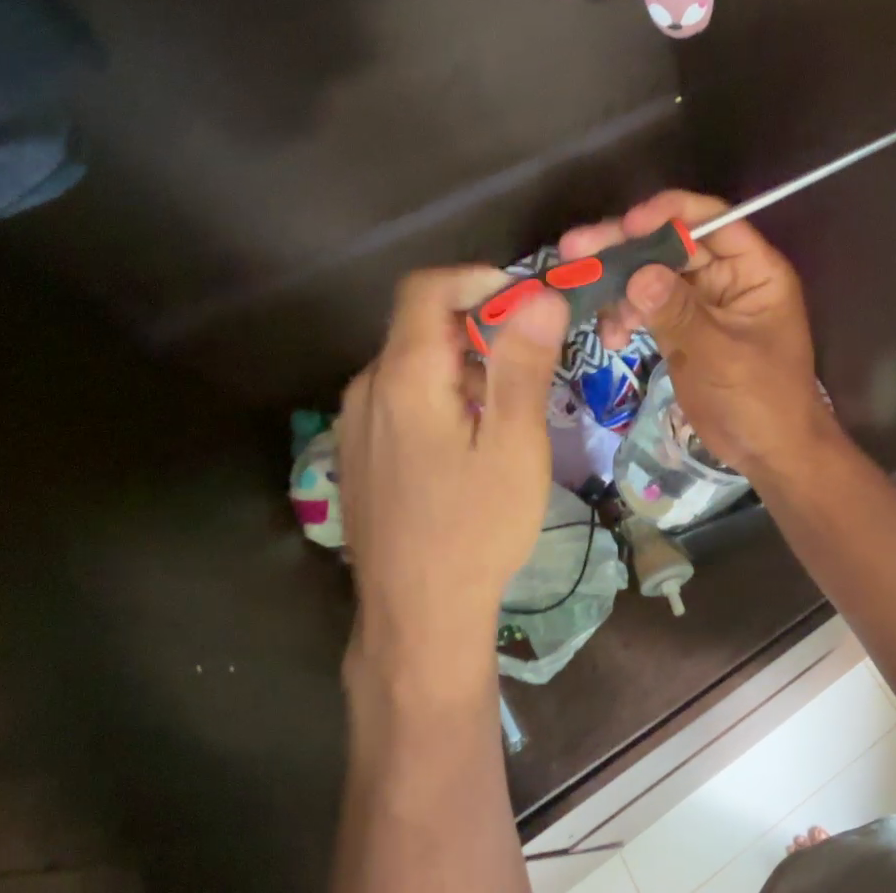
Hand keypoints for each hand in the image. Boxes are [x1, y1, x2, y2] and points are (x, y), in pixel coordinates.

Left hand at [337, 267, 568, 695]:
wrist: (417, 615)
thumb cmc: (476, 526)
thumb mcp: (515, 444)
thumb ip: (522, 364)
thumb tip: (540, 295)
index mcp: (404, 377)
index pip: (425, 289)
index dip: (478, 280)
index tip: (528, 304)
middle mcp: (367, 388)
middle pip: (421, 326)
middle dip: (481, 329)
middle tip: (532, 369)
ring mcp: (356, 424)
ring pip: (413, 364)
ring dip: (464, 366)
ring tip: (508, 416)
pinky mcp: (359, 453)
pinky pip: (402, 399)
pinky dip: (443, 395)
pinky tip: (471, 446)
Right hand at [559, 190, 835, 473]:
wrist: (770, 452)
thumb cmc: (761, 399)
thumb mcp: (721, 355)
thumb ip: (679, 313)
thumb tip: (638, 274)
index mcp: (755, 270)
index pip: (713, 221)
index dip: (668, 214)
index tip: (625, 225)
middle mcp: (729, 277)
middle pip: (673, 243)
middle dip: (626, 247)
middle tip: (575, 249)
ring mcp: (704, 302)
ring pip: (653, 274)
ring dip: (618, 284)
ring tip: (583, 297)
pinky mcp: (683, 327)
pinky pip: (648, 306)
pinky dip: (626, 315)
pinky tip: (610, 338)